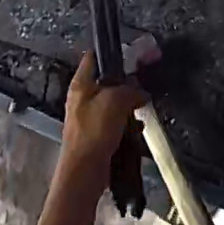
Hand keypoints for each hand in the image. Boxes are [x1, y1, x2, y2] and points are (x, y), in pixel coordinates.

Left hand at [59, 53, 146, 179]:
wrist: (84, 173)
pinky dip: (127, 125)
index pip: (93, 57)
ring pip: (114, 103)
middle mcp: (82, 98)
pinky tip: (137, 130)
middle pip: (107, 81)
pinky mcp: (97, 135)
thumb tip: (140, 93)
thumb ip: (130, 90)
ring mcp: (89, 117)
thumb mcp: (116, 101)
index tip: (130, 52)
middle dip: (126, 84)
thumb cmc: (95, 131)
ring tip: (141, 109)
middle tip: (142, 85)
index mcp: (81, 85)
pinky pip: (116, 123)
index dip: (110, 51)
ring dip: (129, 106)